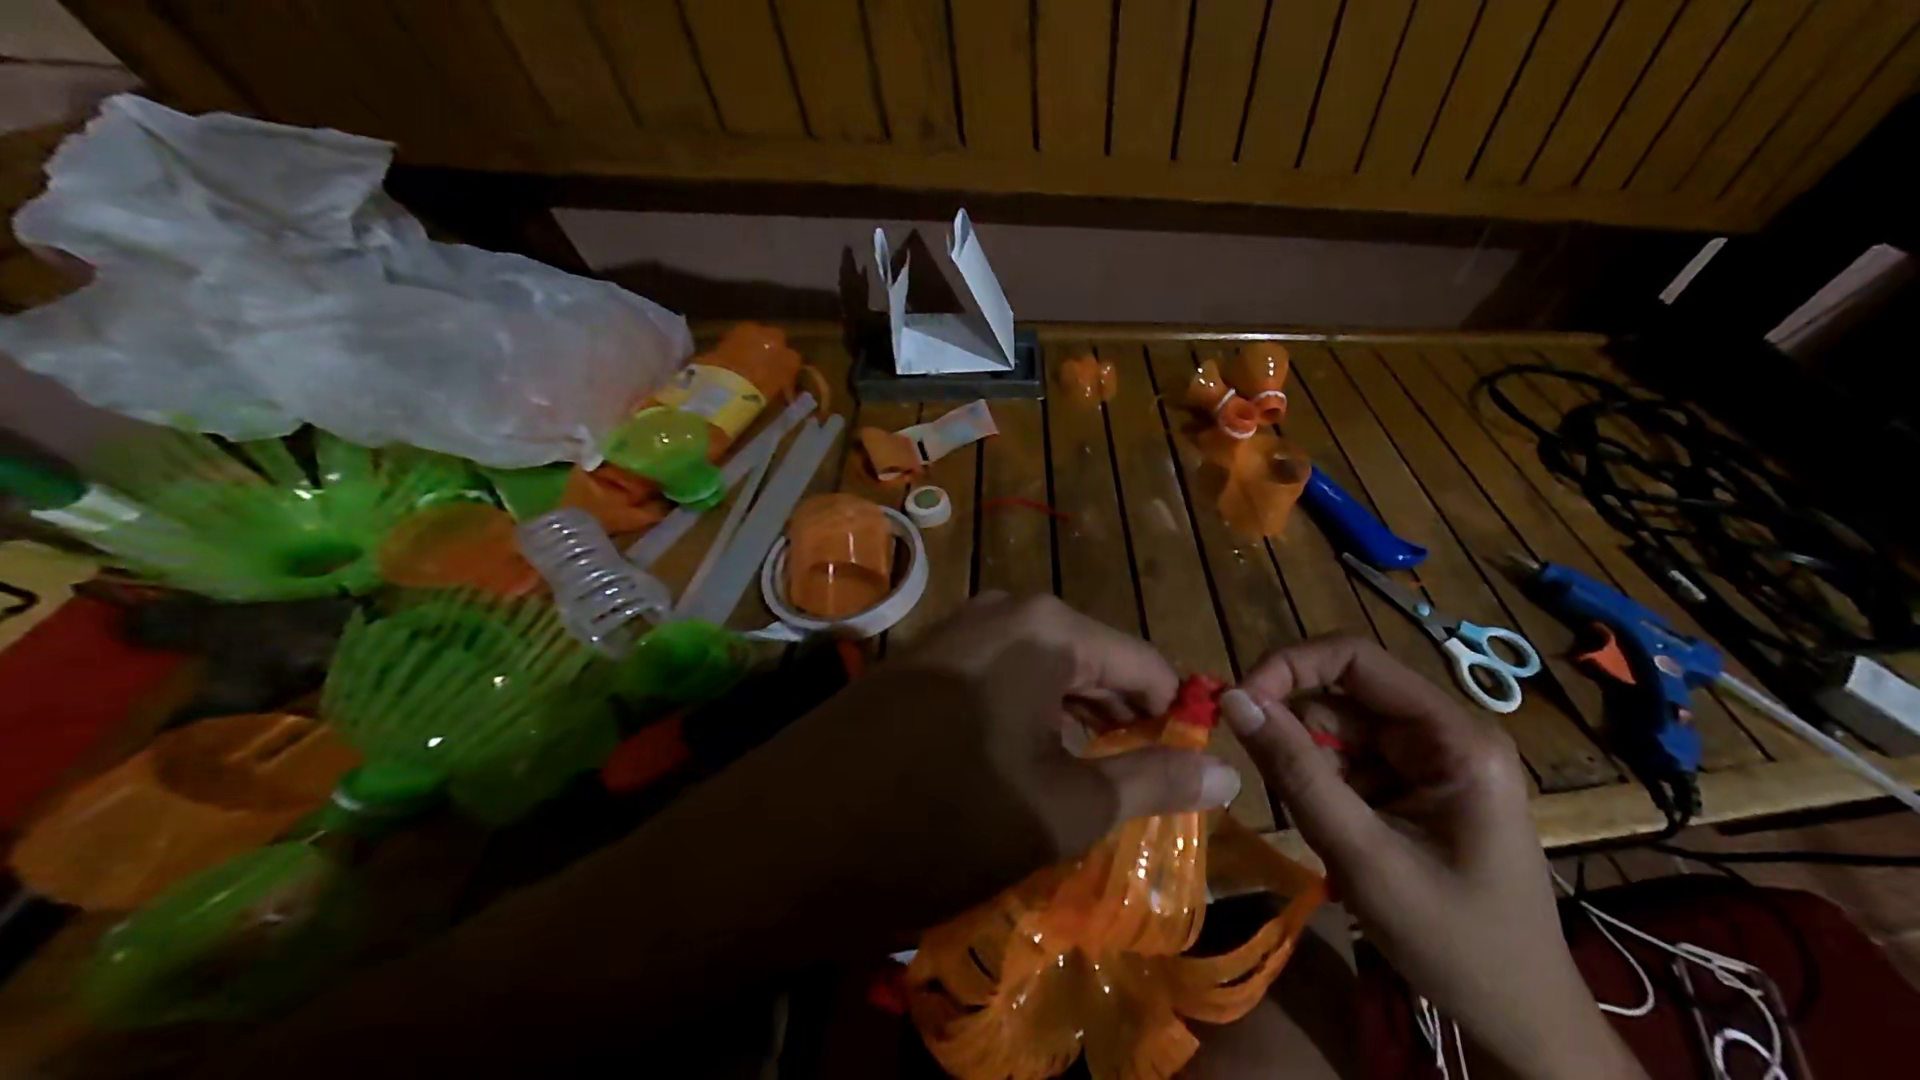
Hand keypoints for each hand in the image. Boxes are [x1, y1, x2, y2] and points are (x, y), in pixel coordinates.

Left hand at [880, 591, 1242, 860]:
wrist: (790, 835)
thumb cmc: (942, 818)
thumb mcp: (1060, 809)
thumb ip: (1151, 781)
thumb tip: (1229, 771)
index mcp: (1048, 628)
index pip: (1147, 666)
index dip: (1173, 721)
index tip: (1187, 774)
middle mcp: (1003, 611)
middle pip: (1093, 665)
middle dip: (1121, 725)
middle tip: (1140, 791)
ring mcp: (954, 631)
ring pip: (1043, 675)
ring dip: (1072, 727)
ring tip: (1088, 788)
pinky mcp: (921, 659)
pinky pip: (997, 681)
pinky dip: (1023, 720)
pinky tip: (1021, 769)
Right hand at [1220, 637, 1642, 1079]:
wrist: (1517, 1019)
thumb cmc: (1452, 940)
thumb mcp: (1361, 853)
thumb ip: (1295, 770)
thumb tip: (1232, 698)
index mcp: (1454, 737)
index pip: (1355, 658)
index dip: (1290, 666)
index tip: (1240, 703)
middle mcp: (1444, 733)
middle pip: (1341, 695)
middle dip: (1295, 730)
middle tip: (1272, 784)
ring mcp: (1429, 759)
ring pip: (1336, 728)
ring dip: (1307, 765)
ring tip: (1319, 827)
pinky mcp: (1413, 784)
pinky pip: (1345, 759)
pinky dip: (1320, 785)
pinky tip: (1333, 832)